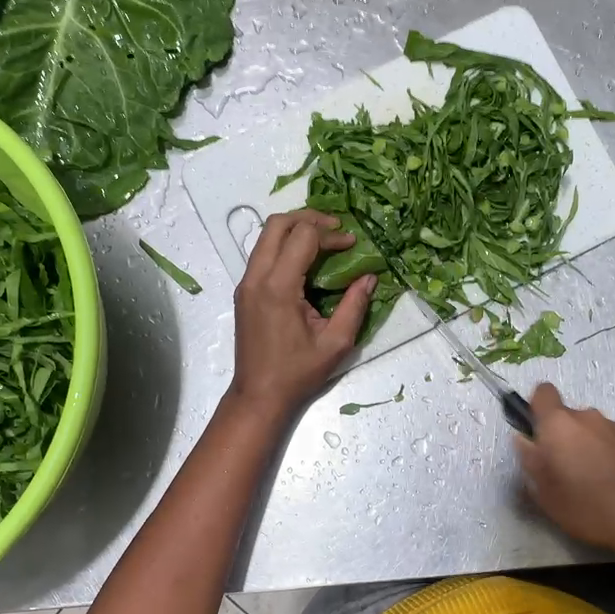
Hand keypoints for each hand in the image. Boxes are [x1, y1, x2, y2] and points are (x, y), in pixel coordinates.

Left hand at [226, 211, 375, 418]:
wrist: (258, 394)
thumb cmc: (298, 373)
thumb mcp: (336, 343)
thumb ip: (354, 305)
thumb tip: (370, 277)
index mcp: (278, 288)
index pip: (304, 236)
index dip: (331, 234)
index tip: (352, 244)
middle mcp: (256, 278)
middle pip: (277, 224)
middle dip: (309, 218)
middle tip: (336, 228)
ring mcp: (246, 283)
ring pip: (265, 235)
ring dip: (295, 229)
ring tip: (323, 238)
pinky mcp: (244, 291)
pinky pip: (262, 253)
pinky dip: (284, 245)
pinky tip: (306, 259)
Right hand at [515, 383, 614, 558]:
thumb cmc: (589, 506)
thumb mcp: (546, 494)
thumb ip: (530, 462)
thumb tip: (523, 440)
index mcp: (559, 424)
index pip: (542, 392)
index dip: (535, 408)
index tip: (535, 435)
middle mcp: (588, 417)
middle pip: (566, 416)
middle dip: (559, 437)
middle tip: (559, 471)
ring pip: (589, 430)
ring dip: (583, 448)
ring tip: (587, 483)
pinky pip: (609, 443)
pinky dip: (604, 457)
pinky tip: (609, 486)